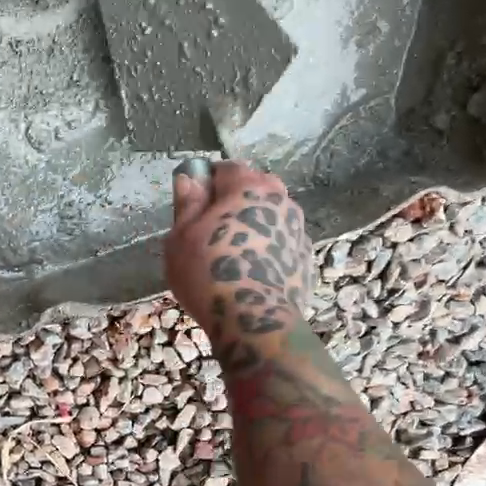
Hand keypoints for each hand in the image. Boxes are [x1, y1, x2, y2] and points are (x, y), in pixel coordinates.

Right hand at [166, 160, 315, 371]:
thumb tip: (188, 176)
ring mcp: (298, 228)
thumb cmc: (207, 272)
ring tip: (227, 251)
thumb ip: (187, 204)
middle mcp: (281, 199)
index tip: (191, 201)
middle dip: (232, 198)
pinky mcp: (304, 255)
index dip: (207, 179)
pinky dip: (264, 245)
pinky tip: (247, 268)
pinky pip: (279, 240)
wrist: (254, 318)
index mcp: (248, 189)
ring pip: (269, 214)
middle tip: (207, 226)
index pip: (227, 167)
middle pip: (255, 186)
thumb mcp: (181, 238)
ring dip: (250, 222)